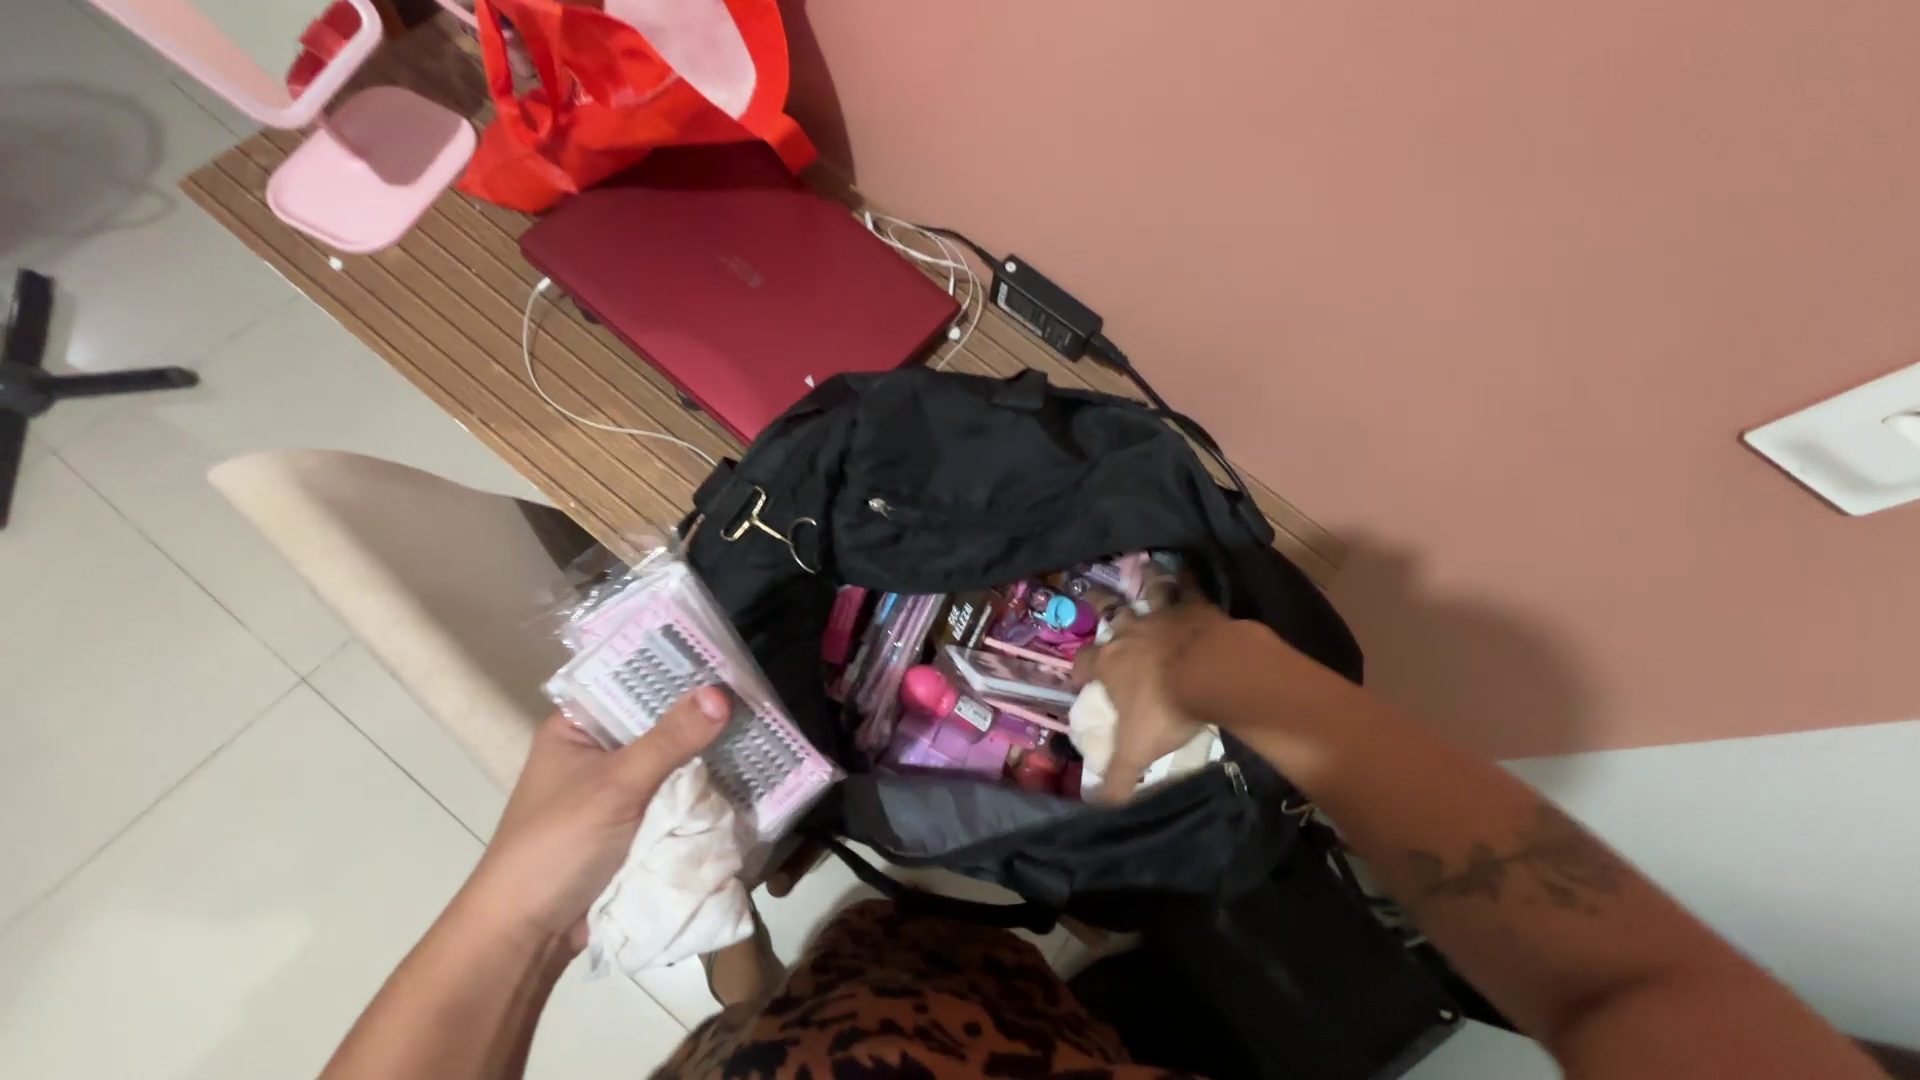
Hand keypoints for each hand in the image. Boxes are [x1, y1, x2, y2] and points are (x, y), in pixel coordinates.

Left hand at [459, 687, 731, 950]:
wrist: (528, 936)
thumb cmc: (557, 845)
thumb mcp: (616, 785)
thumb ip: (670, 740)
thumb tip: (722, 694)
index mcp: (577, 728)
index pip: (633, 685)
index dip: (679, 674)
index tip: (730, 663)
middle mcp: (598, 752)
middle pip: (660, 724)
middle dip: (703, 720)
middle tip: (758, 699)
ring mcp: (618, 790)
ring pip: (673, 763)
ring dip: (709, 757)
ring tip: (764, 732)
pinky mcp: (636, 825)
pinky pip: (677, 797)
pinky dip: (703, 792)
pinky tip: (745, 775)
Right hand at [1072, 602, 1232, 801]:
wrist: (1213, 671)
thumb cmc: (1167, 708)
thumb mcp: (1138, 751)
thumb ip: (1117, 778)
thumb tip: (1097, 806)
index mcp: (1109, 664)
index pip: (1082, 664)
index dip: (1080, 672)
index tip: (1083, 681)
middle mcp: (1128, 634)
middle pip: (1108, 619)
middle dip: (1105, 620)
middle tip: (1115, 630)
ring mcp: (1161, 615)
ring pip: (1145, 596)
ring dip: (1146, 594)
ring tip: (1149, 590)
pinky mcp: (1194, 606)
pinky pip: (1187, 587)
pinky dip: (1187, 585)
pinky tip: (1191, 582)